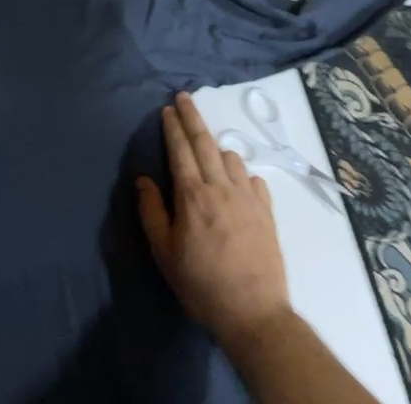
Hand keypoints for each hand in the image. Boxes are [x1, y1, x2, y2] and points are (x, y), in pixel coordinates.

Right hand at [136, 92, 294, 347]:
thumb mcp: (164, 251)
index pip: (180, 149)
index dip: (173, 126)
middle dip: (193, 117)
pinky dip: (240, 172)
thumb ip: (152, 211)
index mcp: (192, 195)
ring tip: (207, 147)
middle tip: (184, 98)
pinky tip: (236, 180)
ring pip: (231, 157)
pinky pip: (253, 178)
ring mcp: (247, 197)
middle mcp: (220, 187)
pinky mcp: (267, 211)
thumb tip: (144, 180)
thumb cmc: (200, 283)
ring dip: (217, 146)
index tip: (168, 107)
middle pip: (205, 142)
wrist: (253, 312)